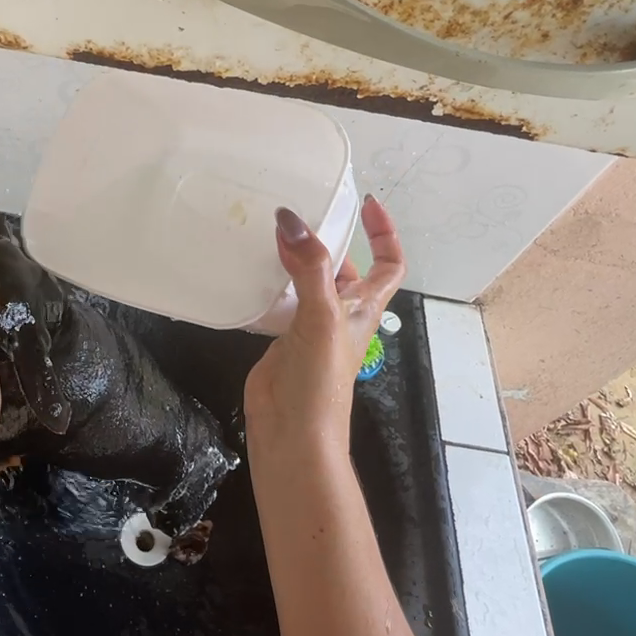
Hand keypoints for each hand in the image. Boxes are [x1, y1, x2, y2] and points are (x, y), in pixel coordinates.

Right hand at [243, 196, 405, 458]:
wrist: (293, 431)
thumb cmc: (320, 377)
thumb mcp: (324, 315)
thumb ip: (309, 267)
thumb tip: (289, 219)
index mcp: (364, 306)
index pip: (388, 263)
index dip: (385, 233)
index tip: (366, 204)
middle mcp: (340, 312)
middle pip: (341, 267)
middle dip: (325, 238)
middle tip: (297, 211)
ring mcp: (309, 326)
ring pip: (305, 281)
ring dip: (292, 258)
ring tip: (266, 230)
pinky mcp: (280, 338)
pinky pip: (277, 300)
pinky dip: (266, 282)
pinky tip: (246, 269)